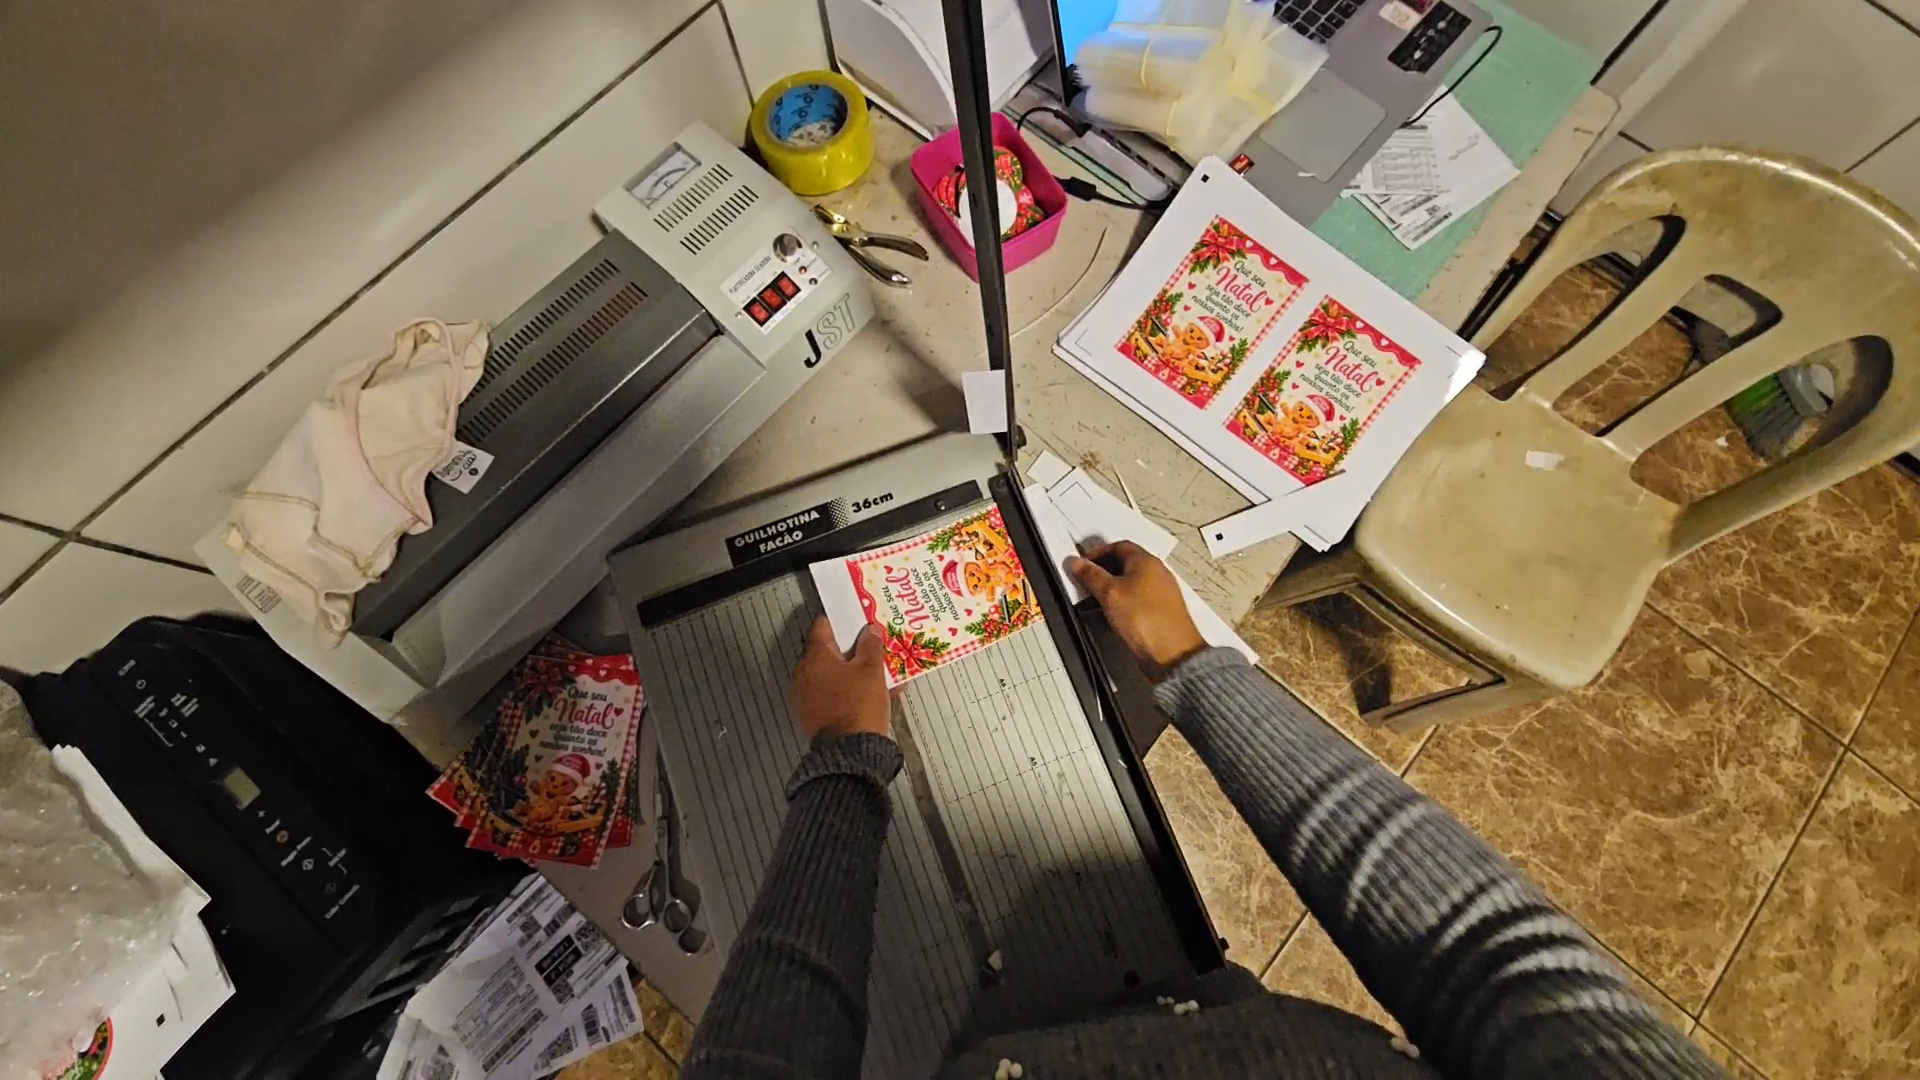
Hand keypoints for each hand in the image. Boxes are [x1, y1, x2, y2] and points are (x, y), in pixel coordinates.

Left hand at [791, 617, 891, 740]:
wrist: (850, 753)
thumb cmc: (859, 705)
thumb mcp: (872, 670)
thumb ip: (871, 645)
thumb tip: (869, 630)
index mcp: (815, 657)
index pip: (822, 626)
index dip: (842, 619)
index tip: (858, 618)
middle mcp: (804, 673)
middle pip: (828, 651)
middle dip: (852, 647)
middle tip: (873, 644)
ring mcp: (806, 695)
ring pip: (833, 673)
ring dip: (853, 669)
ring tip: (879, 669)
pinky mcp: (814, 713)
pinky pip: (833, 692)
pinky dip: (850, 688)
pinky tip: (875, 691)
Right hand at [1068, 541, 1206, 681]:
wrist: (1172, 654)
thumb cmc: (1146, 619)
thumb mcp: (1109, 593)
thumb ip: (1091, 576)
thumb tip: (1077, 563)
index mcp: (1147, 561)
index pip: (1118, 546)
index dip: (1097, 554)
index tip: (1082, 566)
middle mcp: (1157, 573)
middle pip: (1125, 563)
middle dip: (1102, 572)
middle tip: (1085, 583)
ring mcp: (1161, 593)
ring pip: (1130, 583)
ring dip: (1111, 589)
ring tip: (1095, 602)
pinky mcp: (1161, 612)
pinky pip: (1137, 600)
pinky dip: (1122, 603)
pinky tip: (1112, 616)